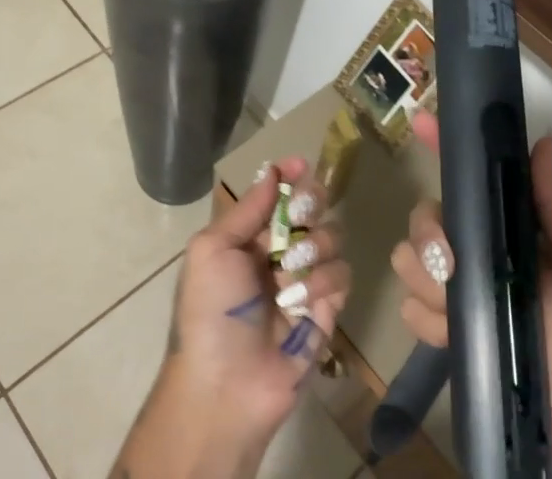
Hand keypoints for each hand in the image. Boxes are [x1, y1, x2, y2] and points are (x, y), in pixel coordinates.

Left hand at [113, 156, 350, 476]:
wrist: (227, 386)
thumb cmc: (210, 313)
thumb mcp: (212, 251)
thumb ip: (246, 210)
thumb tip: (272, 172)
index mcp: (245, 240)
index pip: (275, 197)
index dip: (289, 178)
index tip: (301, 164)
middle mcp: (276, 256)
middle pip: (310, 210)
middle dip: (309, 206)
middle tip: (301, 216)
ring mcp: (304, 281)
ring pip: (331, 239)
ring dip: (313, 249)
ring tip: (289, 274)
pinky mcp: (327, 309)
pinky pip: (341, 275)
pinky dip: (323, 283)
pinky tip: (301, 301)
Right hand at [392, 114, 551, 477]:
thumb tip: (545, 141)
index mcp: (504, 224)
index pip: (465, 175)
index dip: (440, 144)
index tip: (419, 121)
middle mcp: (472, 248)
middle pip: (422, 217)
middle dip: (429, 235)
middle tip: (454, 264)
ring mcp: (452, 288)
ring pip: (406, 259)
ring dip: (429, 282)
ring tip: (462, 307)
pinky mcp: (439, 327)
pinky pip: (408, 309)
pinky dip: (429, 322)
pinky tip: (456, 336)